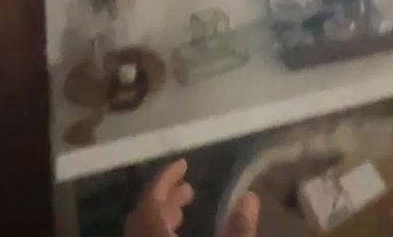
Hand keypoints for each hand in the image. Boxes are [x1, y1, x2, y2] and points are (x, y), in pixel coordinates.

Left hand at [124, 158, 260, 236]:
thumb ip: (237, 231)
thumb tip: (251, 197)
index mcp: (153, 236)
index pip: (150, 200)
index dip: (165, 178)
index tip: (183, 163)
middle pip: (142, 216)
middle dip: (164, 196)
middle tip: (188, 187)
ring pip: (141, 232)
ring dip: (160, 217)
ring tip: (184, 211)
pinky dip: (156, 233)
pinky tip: (175, 236)